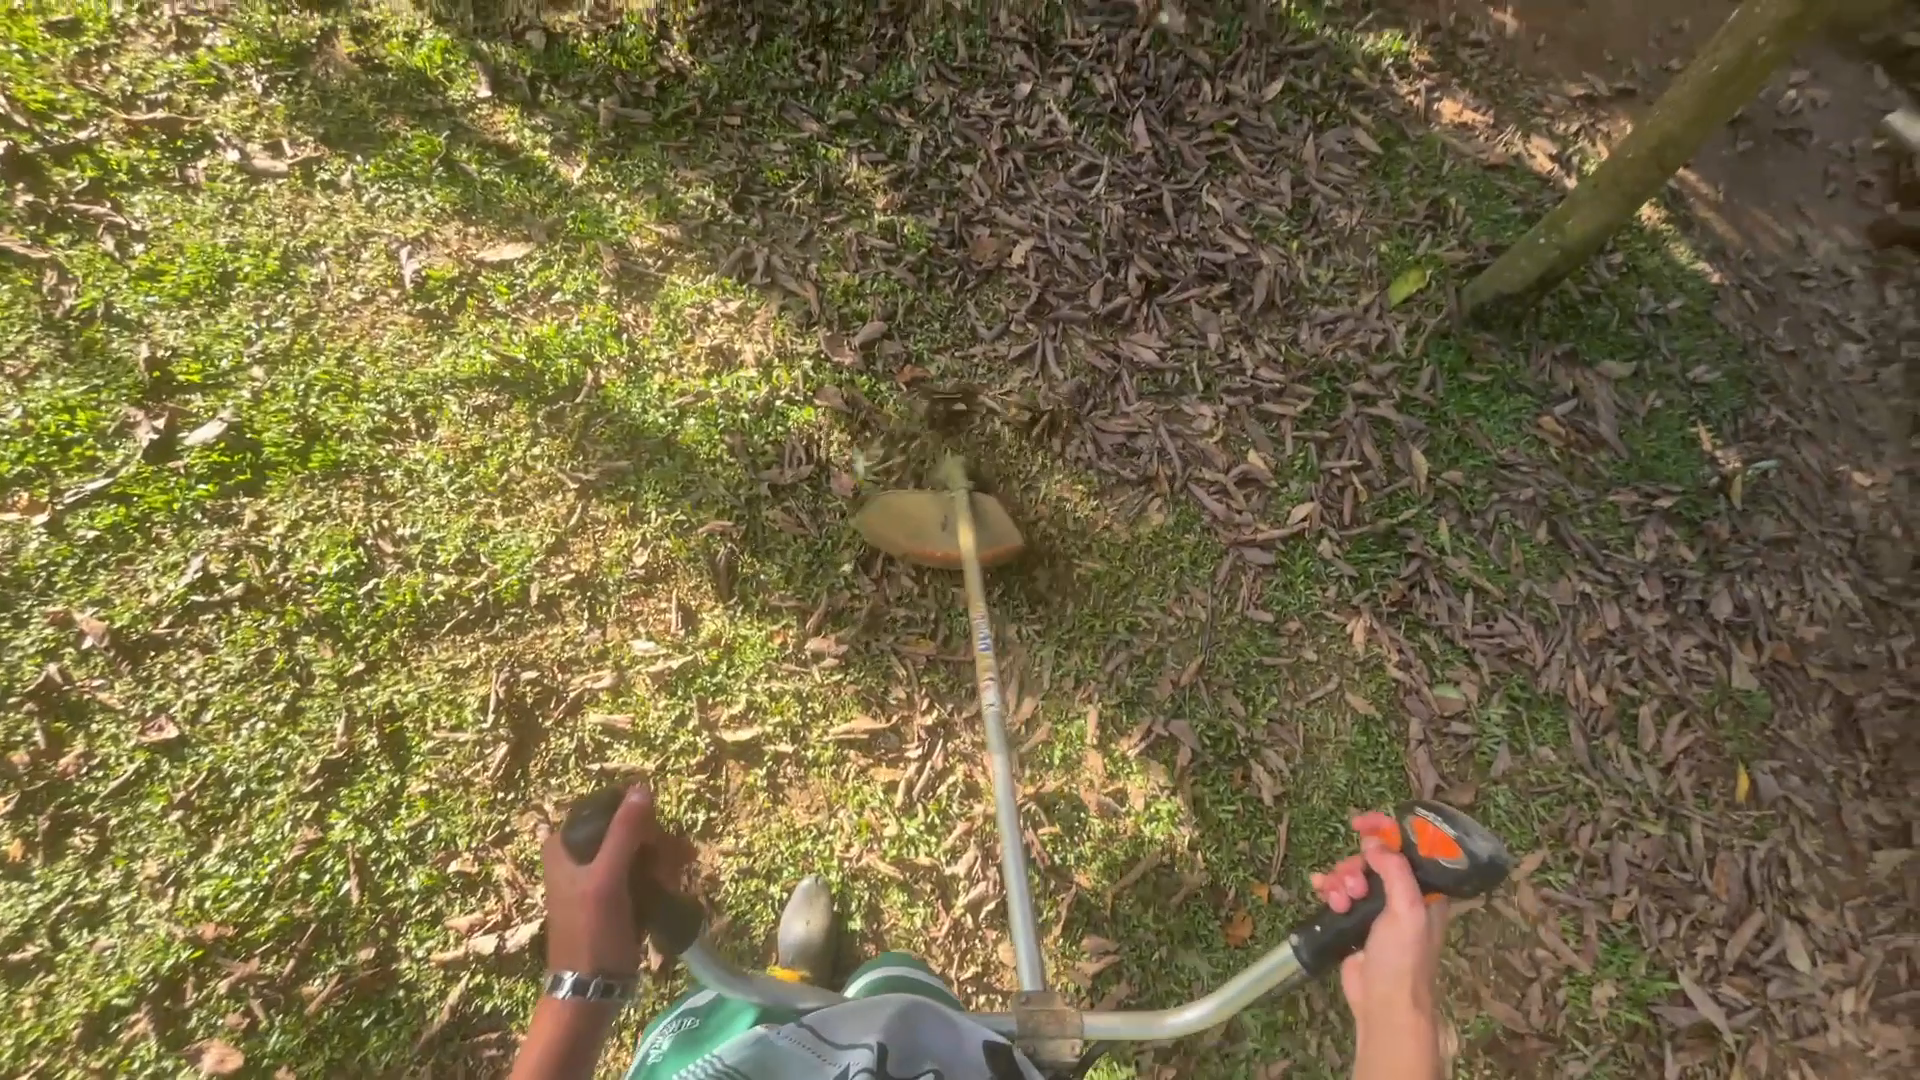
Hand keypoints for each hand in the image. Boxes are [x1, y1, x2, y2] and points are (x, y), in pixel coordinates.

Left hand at [539, 781, 693, 974]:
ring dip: (661, 860)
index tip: (653, 836)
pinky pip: (643, 868)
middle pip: (629, 826)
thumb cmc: (591, 933)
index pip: (607, 807)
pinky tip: (670, 888)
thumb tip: (642, 787)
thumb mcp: (606, 879)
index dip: (635, 816)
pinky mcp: (615, 892)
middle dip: (654, 843)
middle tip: (668, 863)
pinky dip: (659, 875)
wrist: (591, 992)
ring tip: (671, 881)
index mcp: (563, 844)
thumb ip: (623, 832)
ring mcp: (597, 873)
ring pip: (640, 847)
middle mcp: (578, 854)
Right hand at [1309, 812, 1448, 1031]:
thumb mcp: (1407, 911)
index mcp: (1423, 891)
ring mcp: (1376, 907)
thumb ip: (1395, 871)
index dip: (1385, 829)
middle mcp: (1401, 895)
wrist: (1384, 1002)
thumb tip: (1374, 843)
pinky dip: (1327, 887)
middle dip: (1355, 866)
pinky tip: (1320, 891)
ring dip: (1339, 881)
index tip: (1360, 824)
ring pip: (1351, 873)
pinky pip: (1337, 890)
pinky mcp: (1354, 919)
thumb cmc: (1404, 958)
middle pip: (1371, 859)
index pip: (1407, 847)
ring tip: (1339, 901)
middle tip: (1353, 888)